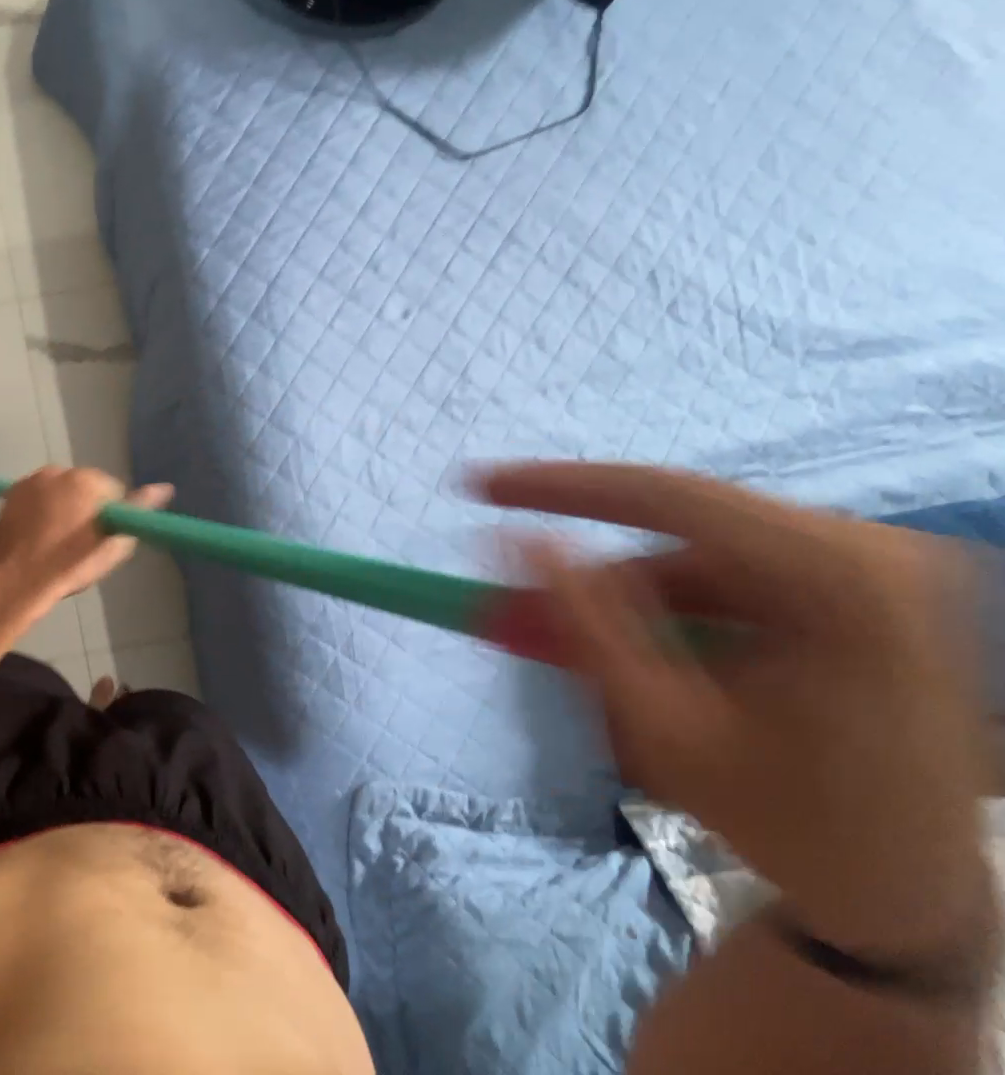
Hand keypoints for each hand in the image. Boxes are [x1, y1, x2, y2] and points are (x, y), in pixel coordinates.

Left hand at [0, 466, 173, 605]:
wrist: (17, 580)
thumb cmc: (70, 565)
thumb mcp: (113, 545)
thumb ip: (139, 511)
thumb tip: (165, 488)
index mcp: (85, 479)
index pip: (111, 491)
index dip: (109, 516)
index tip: (100, 539)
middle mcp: (57, 471)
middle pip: (82, 487)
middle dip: (83, 507)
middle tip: (77, 542)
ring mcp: (29, 481)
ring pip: (57, 491)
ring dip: (60, 506)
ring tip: (54, 540)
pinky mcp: (9, 494)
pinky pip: (35, 497)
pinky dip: (38, 509)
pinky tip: (36, 534)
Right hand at [480, 462, 994, 957]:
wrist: (908, 897)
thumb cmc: (791, 822)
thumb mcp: (664, 727)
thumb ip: (585, 625)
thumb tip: (518, 541)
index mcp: (841, 580)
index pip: (670, 498)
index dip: (560, 487)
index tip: (476, 487)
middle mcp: (868, 555)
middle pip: (680, 540)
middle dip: (580, 578)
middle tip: (497, 610)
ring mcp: (869, 576)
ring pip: (696, 566)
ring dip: (614, 606)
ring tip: (539, 646)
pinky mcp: (857, 601)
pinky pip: (730, 589)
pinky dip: (661, 619)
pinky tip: (612, 654)